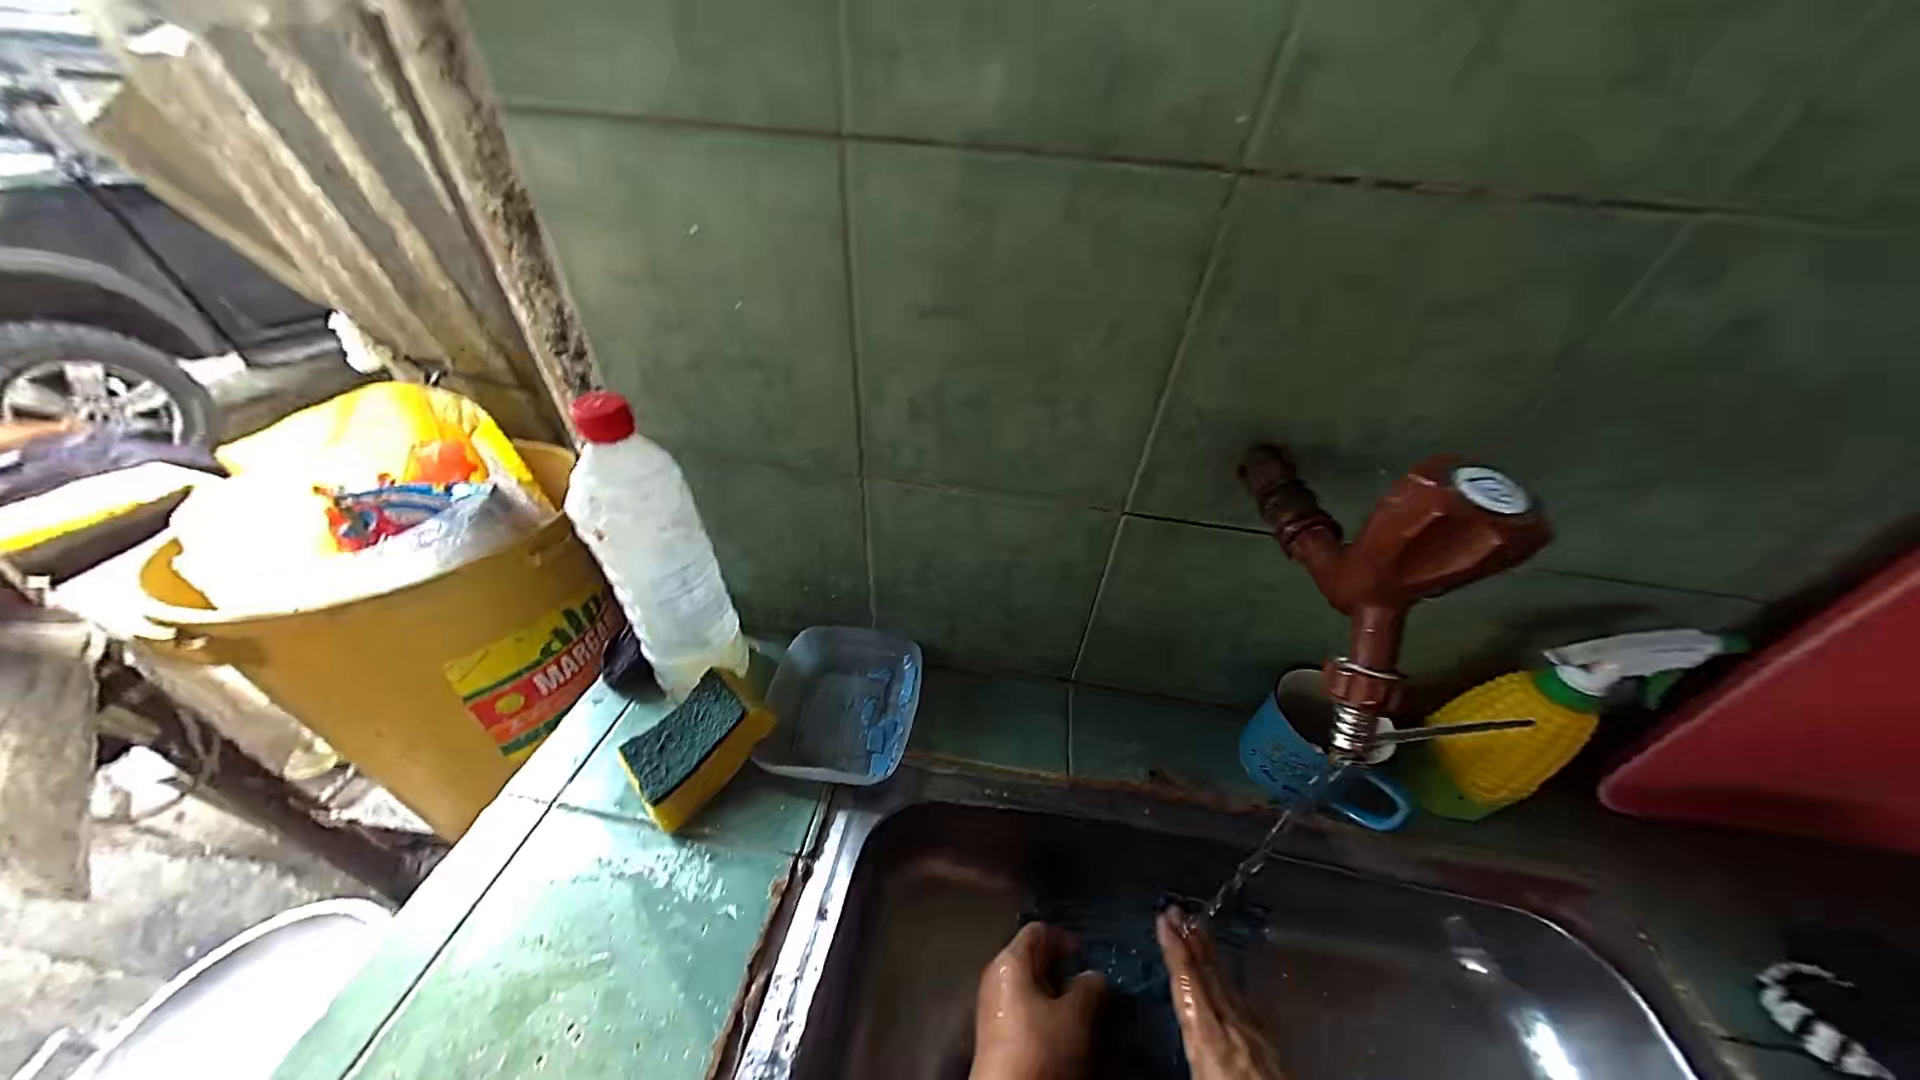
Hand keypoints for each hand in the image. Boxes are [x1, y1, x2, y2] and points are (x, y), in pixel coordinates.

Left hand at [969, 921, 1104, 1079]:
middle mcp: (995, 974)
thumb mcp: (1075, 1018)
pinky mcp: (994, 1029)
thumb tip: (1094, 975)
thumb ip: (1089, 989)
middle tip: (1088, 982)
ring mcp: (992, 1002)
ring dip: (1054, 989)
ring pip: (1028, 982)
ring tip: (1078, 1006)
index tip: (1087, 955)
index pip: (1037, 931)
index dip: (1064, 938)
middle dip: (1061, 965)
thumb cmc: (1039, 1049)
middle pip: (1031, 955)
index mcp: (1009, 961)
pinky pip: (1022, 1003)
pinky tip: (1059, 1026)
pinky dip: (1042, 1006)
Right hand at [1156, 909, 1290, 1079]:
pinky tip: (1226, 978)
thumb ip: (1187, 1057)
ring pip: (1228, 985)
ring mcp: (1256, 1038)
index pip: (1189, 984)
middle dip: (1190, 940)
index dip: (1174, 950)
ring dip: (1209, 954)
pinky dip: (1228, 980)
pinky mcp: (1271, 1050)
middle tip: (1176, 910)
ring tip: (1196, 929)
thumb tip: (1174, 1028)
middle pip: (1209, 976)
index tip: (1163, 919)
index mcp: (1211, 1042)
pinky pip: (1244, 1002)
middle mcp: (1234, 1030)